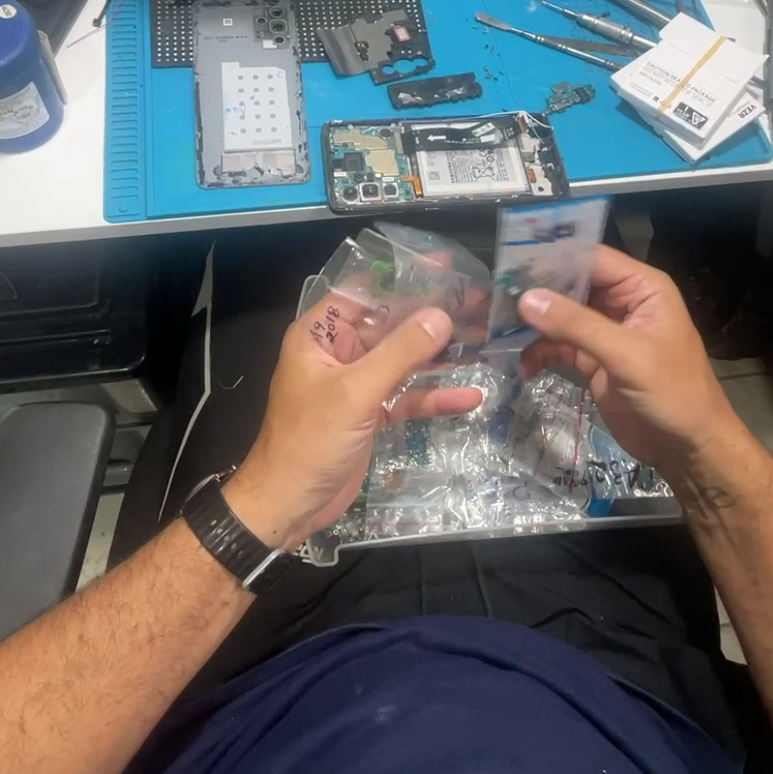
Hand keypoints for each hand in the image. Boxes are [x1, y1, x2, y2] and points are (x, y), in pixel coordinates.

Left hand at [226, 299, 485, 549]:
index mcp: (320, 334)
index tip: (447, 267)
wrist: (288, 506)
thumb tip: (441, 316)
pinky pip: (406, 396)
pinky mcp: (371, 413)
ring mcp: (357, 383)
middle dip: (431, 317)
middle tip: (477, 303)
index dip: (404, 278)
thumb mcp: (355, 393)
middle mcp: (338, 352)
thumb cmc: (309, 441)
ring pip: (403, 360)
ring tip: (484, 340)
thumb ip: (399, 353)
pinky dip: (434, 396)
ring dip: (439, 355)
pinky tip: (469, 397)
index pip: (365, 292)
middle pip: (390, 325)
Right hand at [518, 247, 752, 487]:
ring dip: (532, 324)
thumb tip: (526, 299)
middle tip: (495, 297)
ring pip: (560, 316)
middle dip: (536, 291)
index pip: (591, 259)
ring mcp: (604, 332)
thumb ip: (577, 325)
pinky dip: (539, 353)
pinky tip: (524, 366)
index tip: (512, 264)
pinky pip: (558, 346)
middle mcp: (621, 302)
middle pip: (570, 284)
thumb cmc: (673, 394)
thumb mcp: (627, 355)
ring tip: (498, 331)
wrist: (689, 450)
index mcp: (641, 288)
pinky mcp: (592, 360)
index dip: (553, 258)